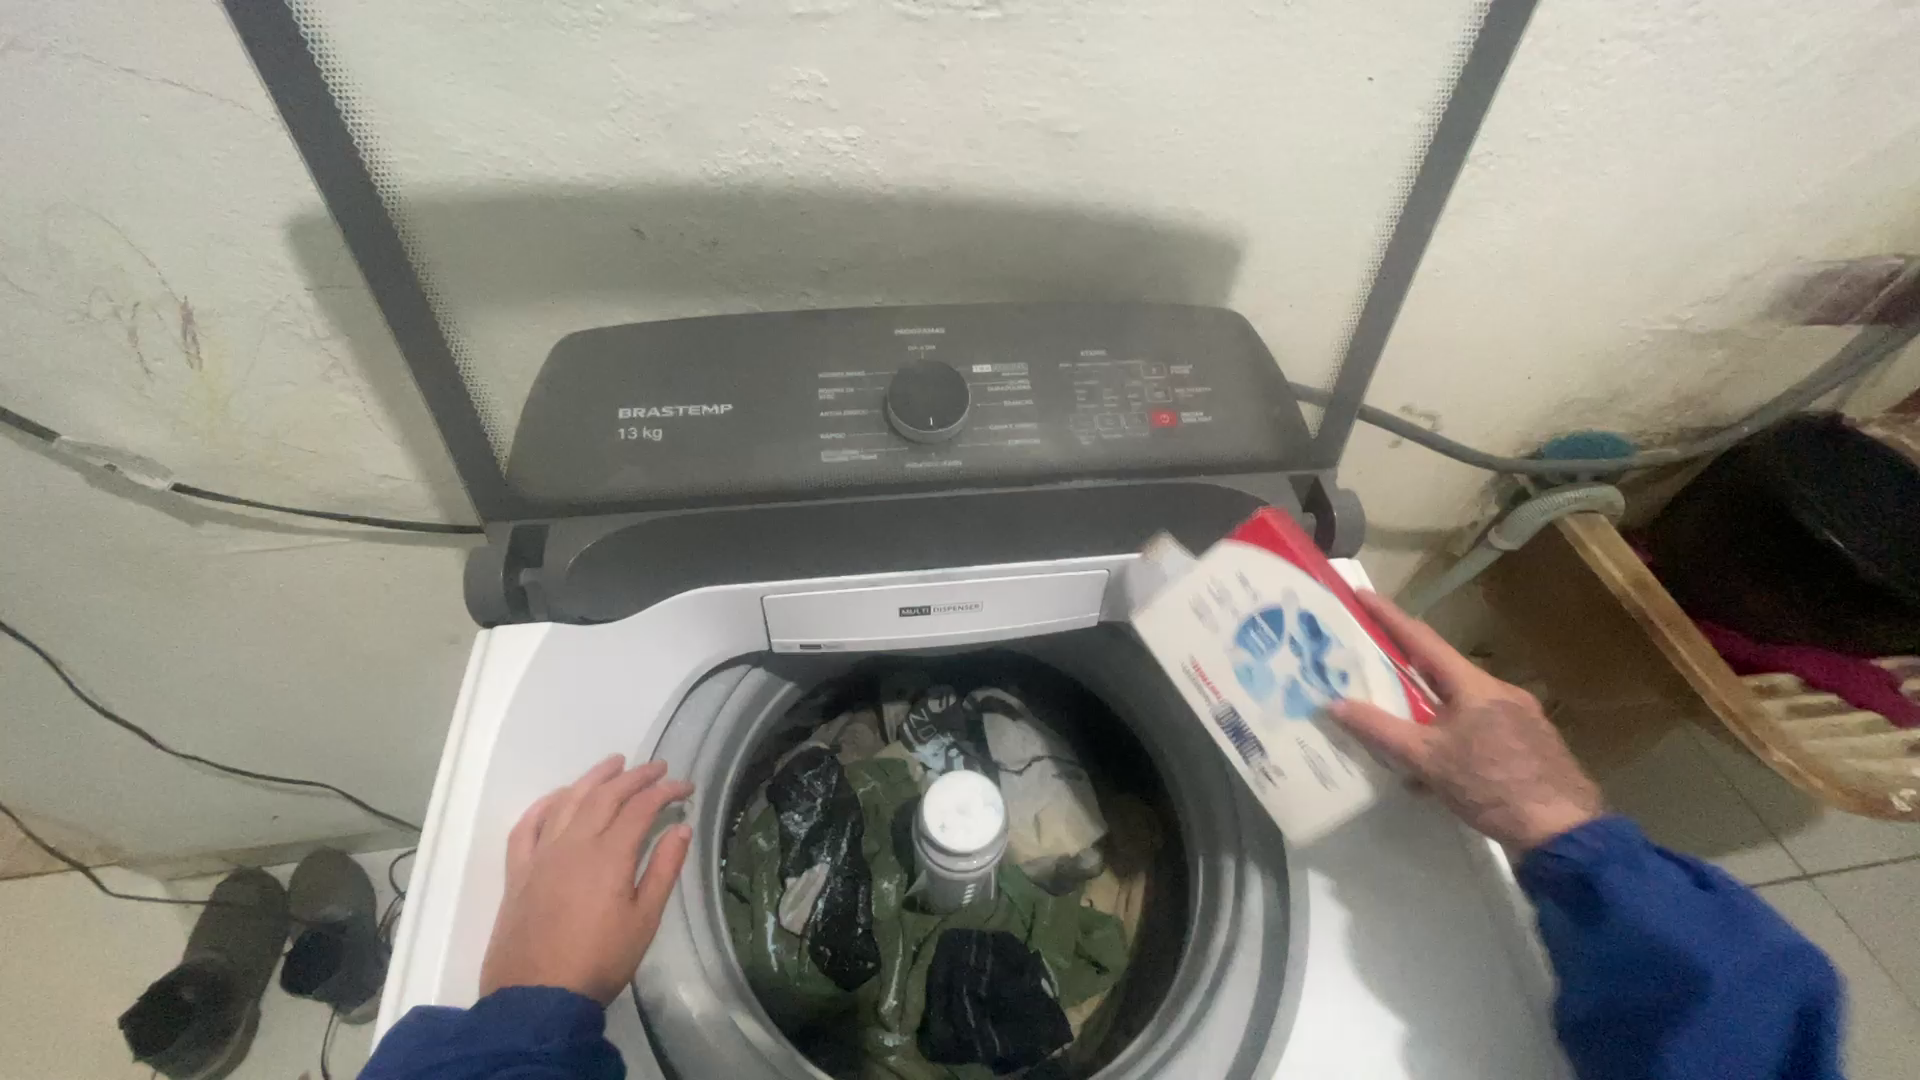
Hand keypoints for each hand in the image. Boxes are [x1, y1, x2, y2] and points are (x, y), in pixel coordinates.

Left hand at [479, 756, 694, 1003]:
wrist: (536, 1002)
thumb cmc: (599, 961)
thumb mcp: (644, 920)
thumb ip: (663, 869)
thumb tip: (681, 828)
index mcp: (609, 855)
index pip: (642, 807)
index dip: (667, 791)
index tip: (687, 788)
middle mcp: (574, 845)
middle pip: (606, 795)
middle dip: (636, 776)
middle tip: (657, 767)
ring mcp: (542, 856)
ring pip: (568, 801)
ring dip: (593, 778)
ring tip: (614, 763)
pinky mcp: (518, 873)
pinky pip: (527, 828)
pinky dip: (544, 805)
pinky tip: (559, 796)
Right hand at [1330, 591, 1603, 852]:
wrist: (1566, 834)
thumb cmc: (1492, 786)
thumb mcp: (1426, 759)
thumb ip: (1379, 729)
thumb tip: (1333, 704)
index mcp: (1474, 686)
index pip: (1422, 640)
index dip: (1389, 616)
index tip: (1361, 595)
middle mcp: (1499, 691)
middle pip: (1441, 668)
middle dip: (1405, 662)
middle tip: (1372, 655)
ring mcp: (1520, 716)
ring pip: (1460, 699)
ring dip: (1427, 704)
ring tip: (1400, 718)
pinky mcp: (1529, 742)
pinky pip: (1478, 723)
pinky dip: (1450, 729)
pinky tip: (1438, 759)